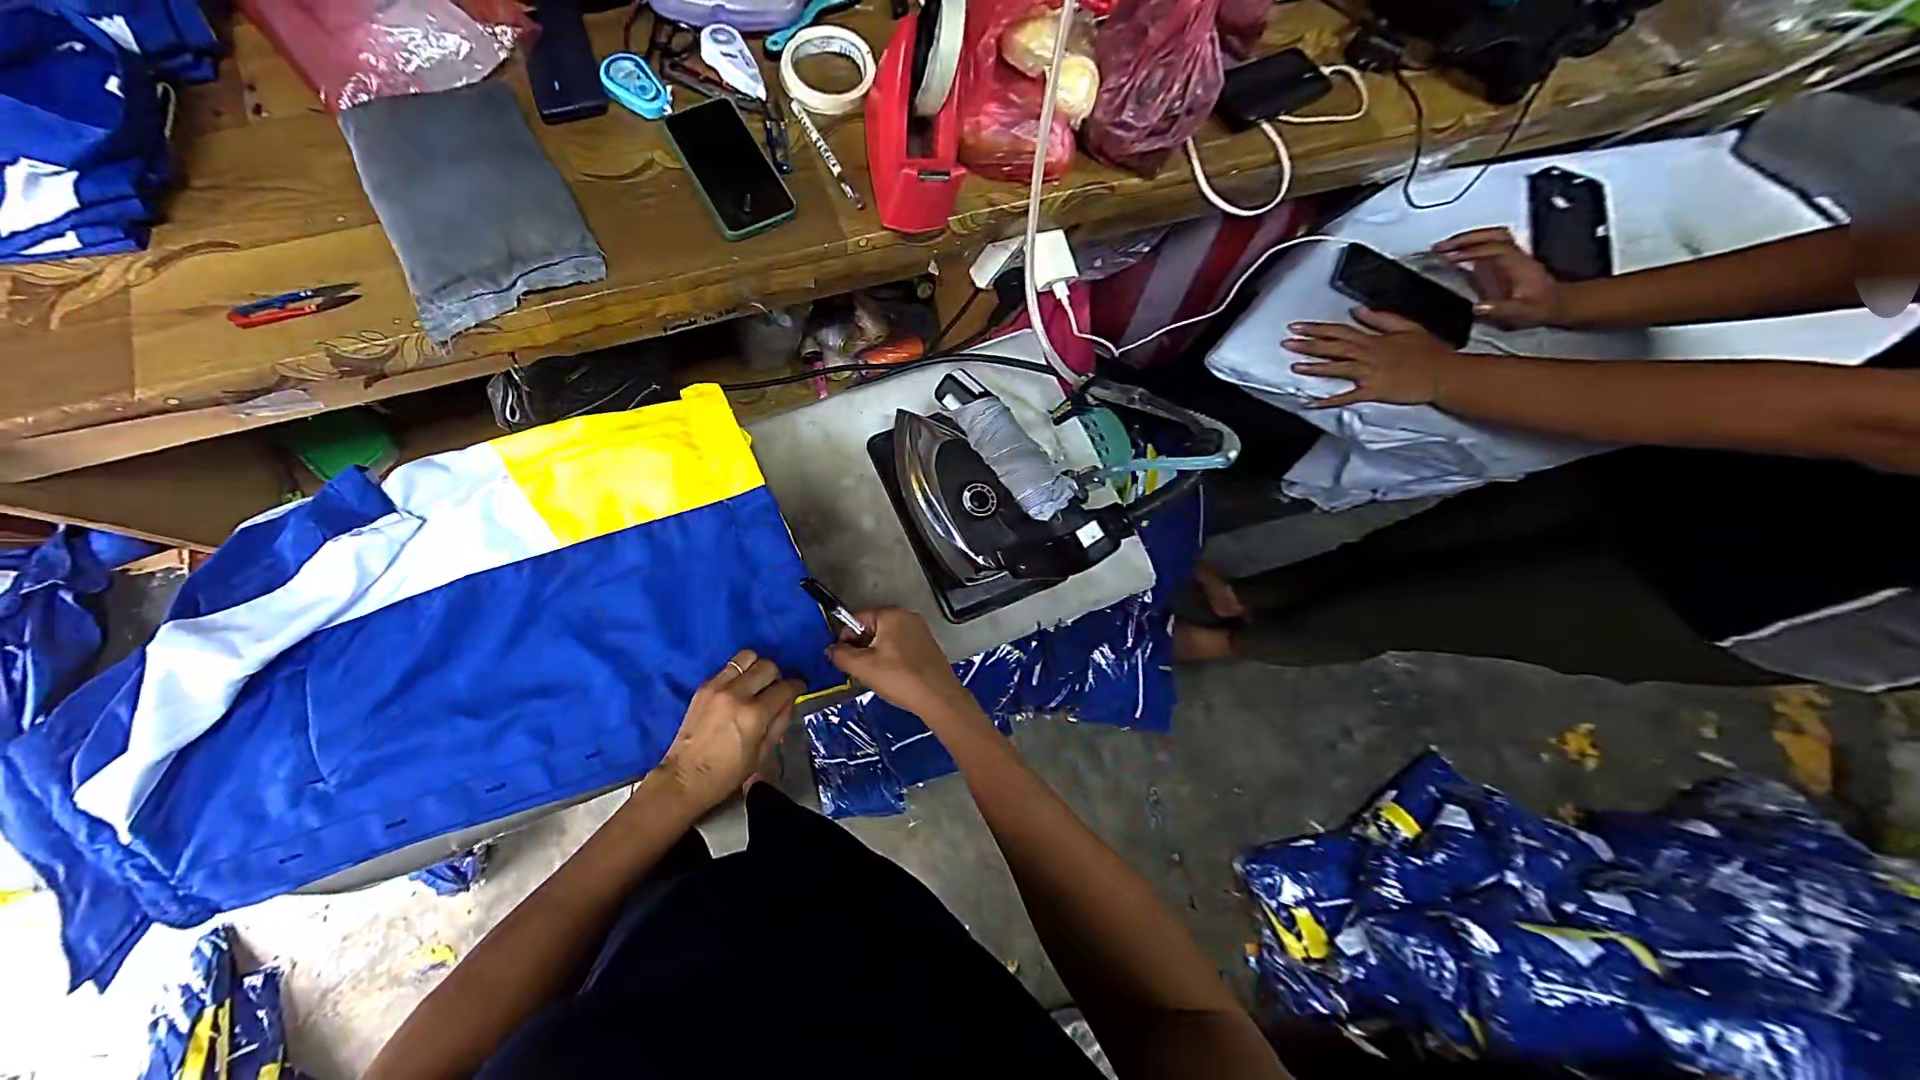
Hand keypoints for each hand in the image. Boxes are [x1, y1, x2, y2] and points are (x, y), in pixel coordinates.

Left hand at [656, 649, 802, 809]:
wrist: (685, 778)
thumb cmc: (728, 773)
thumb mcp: (762, 753)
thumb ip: (780, 722)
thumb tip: (789, 701)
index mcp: (754, 714)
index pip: (785, 687)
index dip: (797, 686)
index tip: (799, 689)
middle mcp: (736, 694)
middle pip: (767, 666)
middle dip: (777, 675)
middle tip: (775, 689)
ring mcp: (717, 687)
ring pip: (747, 657)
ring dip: (757, 667)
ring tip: (756, 683)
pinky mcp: (703, 687)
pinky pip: (728, 667)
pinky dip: (738, 673)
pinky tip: (737, 689)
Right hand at [826, 607, 971, 718]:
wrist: (938, 698)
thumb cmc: (900, 678)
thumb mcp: (863, 667)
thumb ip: (841, 655)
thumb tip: (831, 649)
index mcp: (892, 614)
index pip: (856, 618)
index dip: (845, 638)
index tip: (845, 659)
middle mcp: (907, 616)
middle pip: (871, 628)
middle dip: (861, 647)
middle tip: (860, 669)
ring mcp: (920, 631)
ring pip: (885, 639)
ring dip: (875, 655)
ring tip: (876, 675)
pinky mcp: (927, 646)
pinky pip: (900, 647)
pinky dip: (891, 658)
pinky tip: (892, 676)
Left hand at [1284, 307, 1462, 407]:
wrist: (1445, 374)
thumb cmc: (1428, 351)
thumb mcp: (1407, 327)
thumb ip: (1380, 318)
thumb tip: (1357, 309)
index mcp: (1373, 339)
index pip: (1338, 331)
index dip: (1316, 329)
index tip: (1296, 326)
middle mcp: (1367, 354)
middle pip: (1332, 348)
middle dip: (1308, 345)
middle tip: (1286, 343)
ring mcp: (1369, 374)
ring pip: (1336, 369)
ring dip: (1314, 368)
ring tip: (1294, 366)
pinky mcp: (1372, 392)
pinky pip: (1346, 397)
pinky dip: (1328, 401)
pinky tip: (1310, 403)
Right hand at [1432, 227, 1564, 327]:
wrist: (1556, 302)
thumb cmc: (1539, 308)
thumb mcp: (1522, 312)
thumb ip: (1502, 309)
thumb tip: (1477, 307)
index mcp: (1520, 265)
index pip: (1497, 249)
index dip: (1474, 251)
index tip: (1450, 258)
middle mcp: (1516, 255)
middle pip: (1494, 235)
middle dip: (1466, 238)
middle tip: (1439, 247)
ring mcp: (1512, 255)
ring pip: (1492, 235)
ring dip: (1467, 238)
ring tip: (1442, 247)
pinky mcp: (1506, 259)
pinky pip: (1489, 243)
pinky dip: (1470, 244)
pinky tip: (1454, 252)